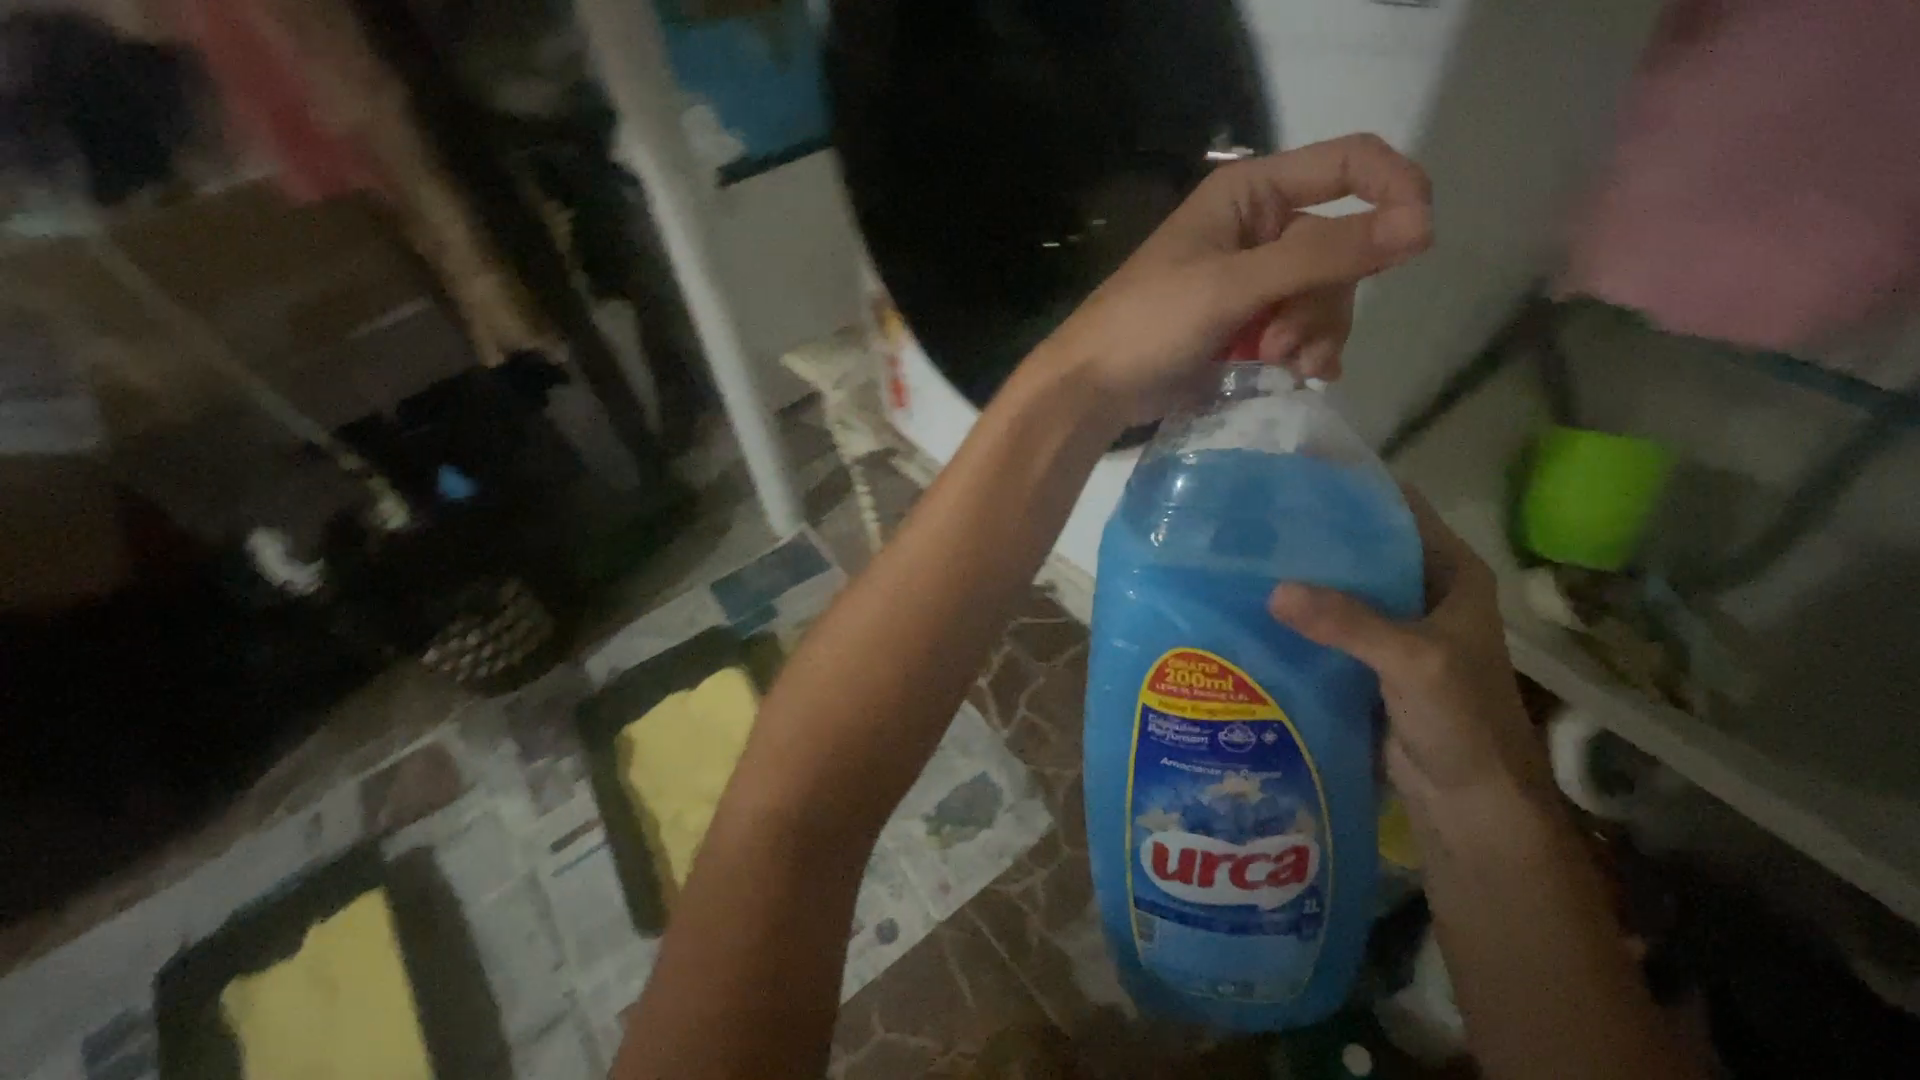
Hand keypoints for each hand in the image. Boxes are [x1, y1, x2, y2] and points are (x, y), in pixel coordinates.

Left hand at [1038, 134, 1431, 428]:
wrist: (1096, 388)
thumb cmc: (1149, 322)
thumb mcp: (1233, 285)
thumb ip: (1322, 255)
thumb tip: (1420, 225)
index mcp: (1250, 194)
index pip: (1349, 163)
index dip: (1394, 190)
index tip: (1417, 239)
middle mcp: (1260, 228)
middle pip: (1343, 247)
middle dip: (1321, 302)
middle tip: (1279, 343)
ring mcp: (1258, 279)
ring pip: (1329, 296)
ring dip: (1312, 336)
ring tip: (1272, 365)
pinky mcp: (1253, 324)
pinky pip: (1307, 329)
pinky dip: (1307, 353)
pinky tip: (1296, 377)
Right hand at [1267, 493, 1551, 810]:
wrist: (1470, 799)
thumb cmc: (1462, 719)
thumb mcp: (1413, 662)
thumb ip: (1350, 623)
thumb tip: (1275, 590)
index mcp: (1450, 572)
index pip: (1397, 508)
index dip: (1352, 485)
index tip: (1294, 467)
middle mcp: (1420, 591)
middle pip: (1361, 546)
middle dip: (1313, 531)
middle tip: (1251, 513)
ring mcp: (1391, 628)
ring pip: (1339, 588)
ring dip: (1300, 576)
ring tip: (1240, 553)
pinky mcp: (1365, 662)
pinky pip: (1325, 628)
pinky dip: (1296, 618)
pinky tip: (1251, 608)